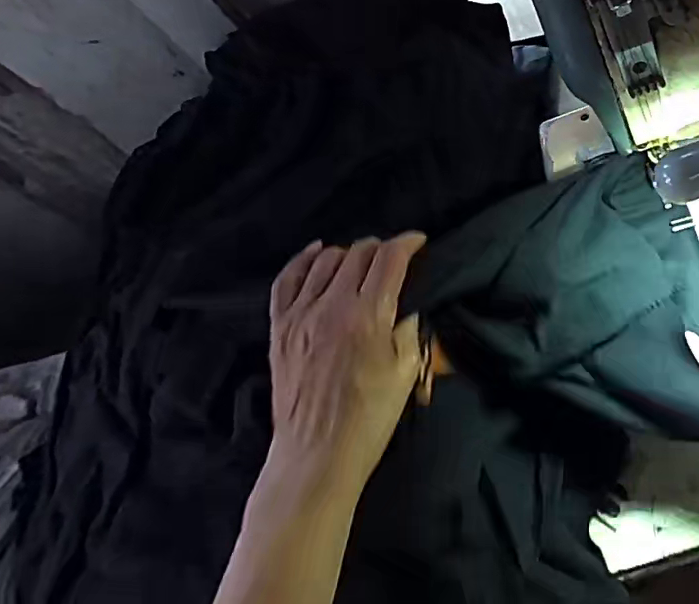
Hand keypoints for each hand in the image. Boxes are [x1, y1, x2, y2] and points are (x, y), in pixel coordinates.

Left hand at [268, 233, 427, 491]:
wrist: (316, 457)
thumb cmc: (368, 418)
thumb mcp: (406, 372)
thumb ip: (408, 328)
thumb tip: (406, 305)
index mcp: (368, 316)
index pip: (390, 258)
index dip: (408, 242)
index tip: (419, 241)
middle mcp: (333, 306)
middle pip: (359, 253)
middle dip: (382, 248)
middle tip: (393, 258)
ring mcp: (301, 315)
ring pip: (327, 260)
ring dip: (349, 254)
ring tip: (361, 263)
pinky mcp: (280, 327)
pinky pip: (287, 280)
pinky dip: (303, 260)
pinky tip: (317, 252)